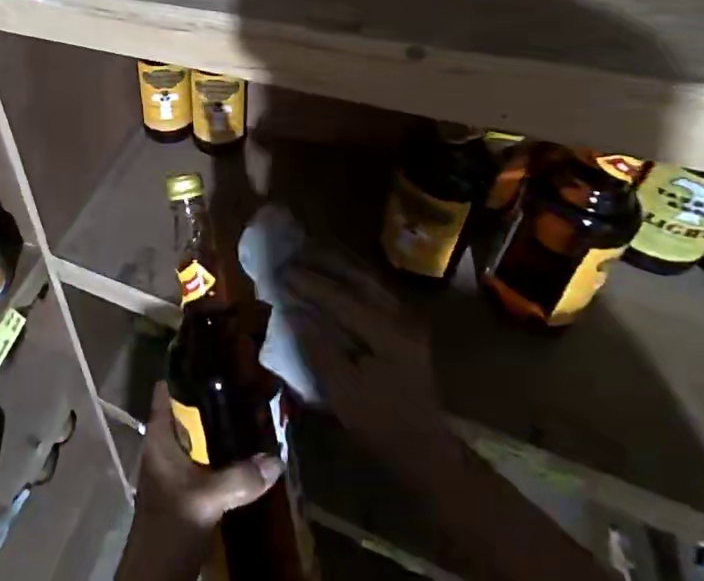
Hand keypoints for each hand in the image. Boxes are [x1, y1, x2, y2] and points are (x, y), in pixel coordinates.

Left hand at [137, 382, 283, 528]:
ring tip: (253, 425)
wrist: (156, 569)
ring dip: (219, 435)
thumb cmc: (172, 522)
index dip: (186, 376)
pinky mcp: (184, 487)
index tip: (217, 368)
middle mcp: (163, 444)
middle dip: (213, 406)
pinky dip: (220, 459)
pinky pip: (203, 462)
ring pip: (196, 439)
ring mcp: (172, 467)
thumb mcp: (208, 498)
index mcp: (159, 435)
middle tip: (247, 397)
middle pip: (186, 414)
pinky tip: (246, 463)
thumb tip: (275, 459)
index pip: (166, 390)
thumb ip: (240, 478)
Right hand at [252, 202, 447, 445]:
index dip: (307, 282)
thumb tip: (292, 310)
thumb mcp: (342, 390)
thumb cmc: (379, 422)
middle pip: (358, 278)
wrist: (424, 449)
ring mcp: (405, 321)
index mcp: (386, 333)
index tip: (279, 272)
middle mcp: (400, 318)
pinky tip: (333, 274)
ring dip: (337, 265)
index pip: (340, 296)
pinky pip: (373, 290)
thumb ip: (317, 346)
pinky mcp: (404, 328)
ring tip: (308, 255)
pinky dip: (350, 277)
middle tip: (291, 254)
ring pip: (368, 280)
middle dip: (323, 262)